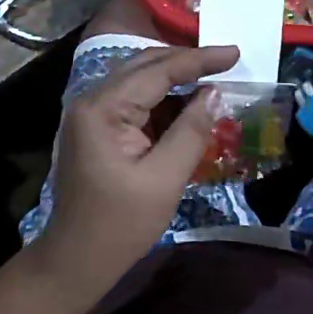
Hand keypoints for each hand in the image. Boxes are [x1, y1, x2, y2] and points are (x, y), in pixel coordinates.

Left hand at [34, 45, 239, 290]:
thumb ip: (192, 130)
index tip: (235, 53)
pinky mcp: (96, 130)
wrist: (76, 260)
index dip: (199, 59)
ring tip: (214, 80)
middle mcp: (91, 101)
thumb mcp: (165, 178)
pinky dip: (162, 102)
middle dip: (187, 62)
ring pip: (139, 82)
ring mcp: (90, 115)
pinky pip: (133, 103)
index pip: (157, 70)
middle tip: (228, 61)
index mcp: (103, 109)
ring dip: (175, 80)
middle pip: (144, 66)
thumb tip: (215, 93)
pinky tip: (188, 106)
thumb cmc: (120, 224)